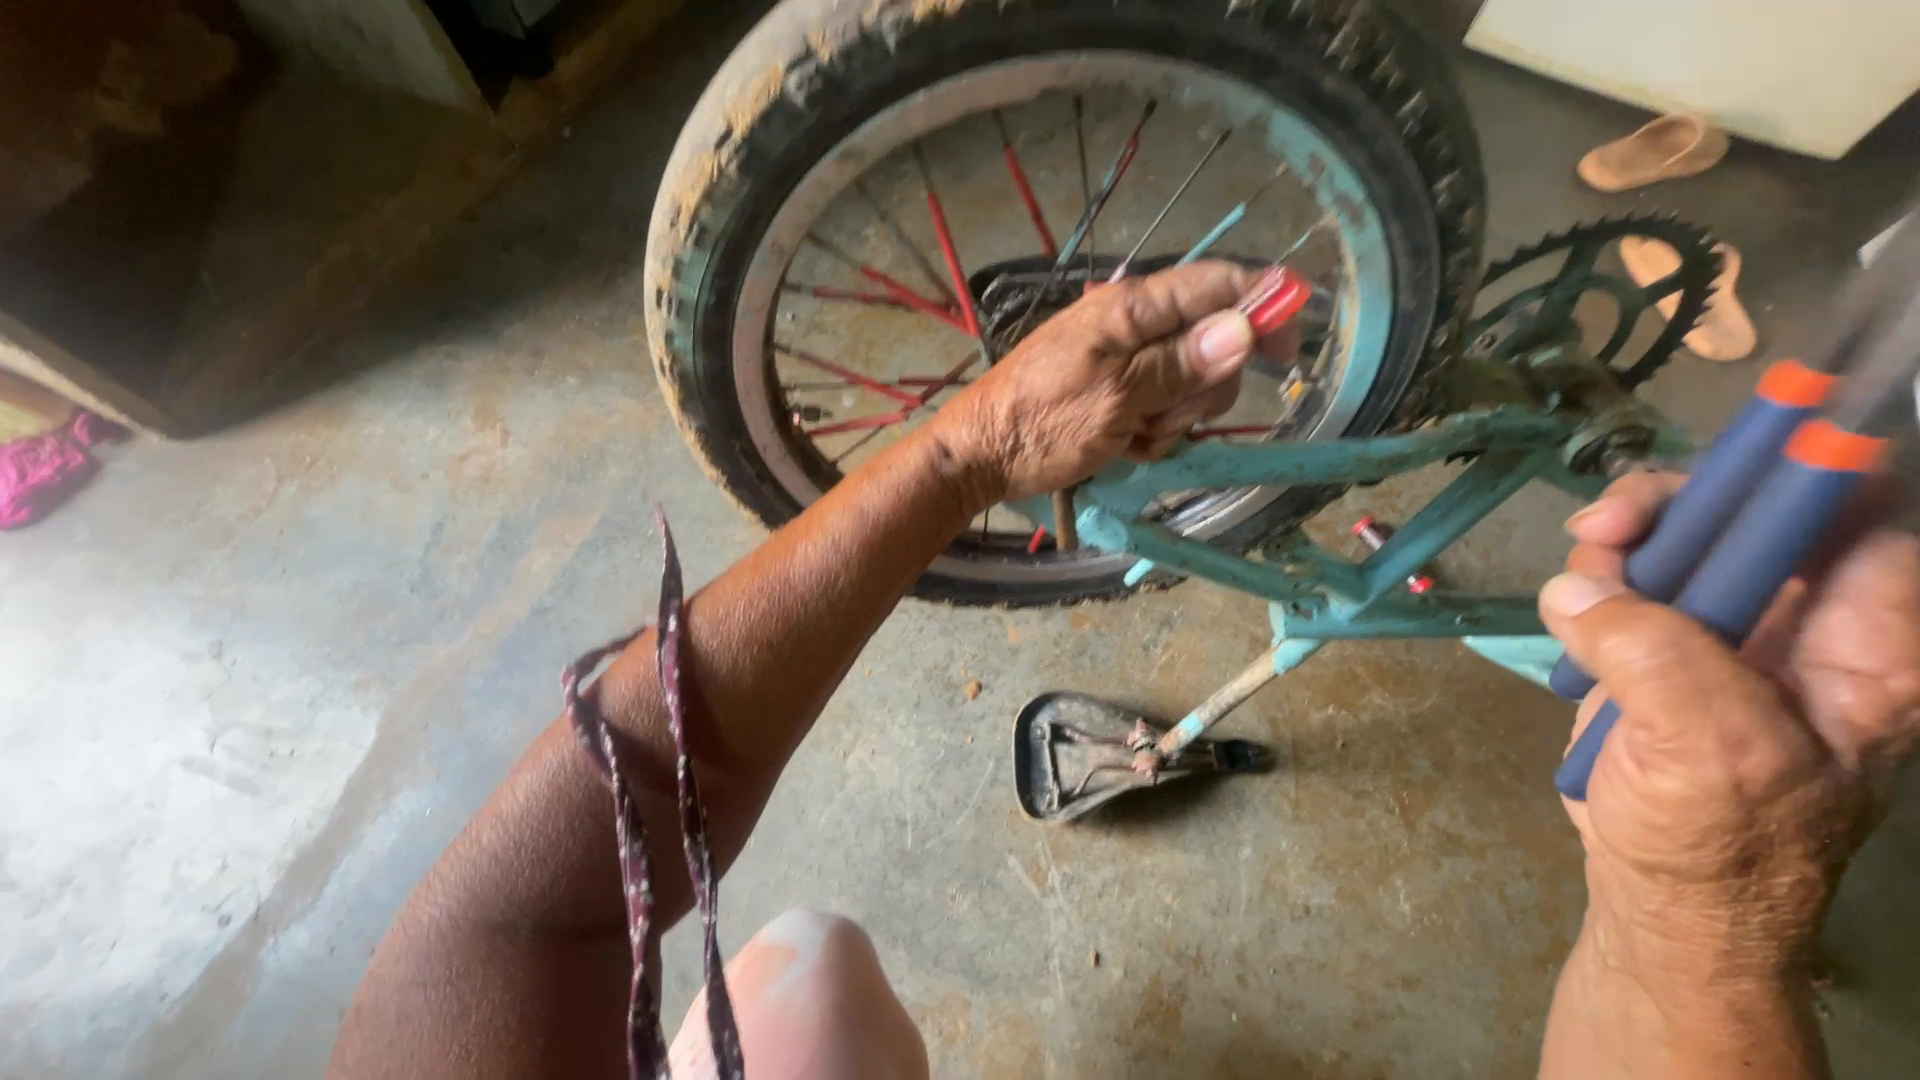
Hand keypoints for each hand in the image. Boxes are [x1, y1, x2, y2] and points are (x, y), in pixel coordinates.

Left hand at [926, 260, 1256, 503]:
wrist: (981, 457)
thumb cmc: (1040, 425)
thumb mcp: (1115, 399)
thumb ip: (1179, 365)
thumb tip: (1245, 329)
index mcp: (1132, 308)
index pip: (1217, 283)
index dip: (1264, 304)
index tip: (1289, 347)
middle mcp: (1133, 325)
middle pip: (1213, 340)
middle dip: (1205, 387)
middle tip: (1165, 418)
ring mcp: (1125, 360)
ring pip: (1191, 381)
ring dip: (1176, 416)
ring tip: (1134, 436)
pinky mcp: (1117, 391)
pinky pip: (1162, 407)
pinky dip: (1153, 430)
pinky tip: (1123, 445)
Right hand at [1539, 471, 1919, 984]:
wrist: (1657, 888)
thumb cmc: (1719, 838)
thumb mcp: (1711, 749)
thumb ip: (1657, 654)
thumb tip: (1574, 587)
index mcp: (1871, 646)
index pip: (1870, 521)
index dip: (1817, 471)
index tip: (1737, 449)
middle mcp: (1809, 622)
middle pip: (1757, 512)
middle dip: (1678, 505)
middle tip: (1605, 526)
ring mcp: (1728, 628)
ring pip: (1680, 538)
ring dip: (1621, 545)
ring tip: (1580, 589)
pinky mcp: (1658, 642)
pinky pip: (1628, 577)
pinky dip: (1592, 577)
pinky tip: (1573, 612)